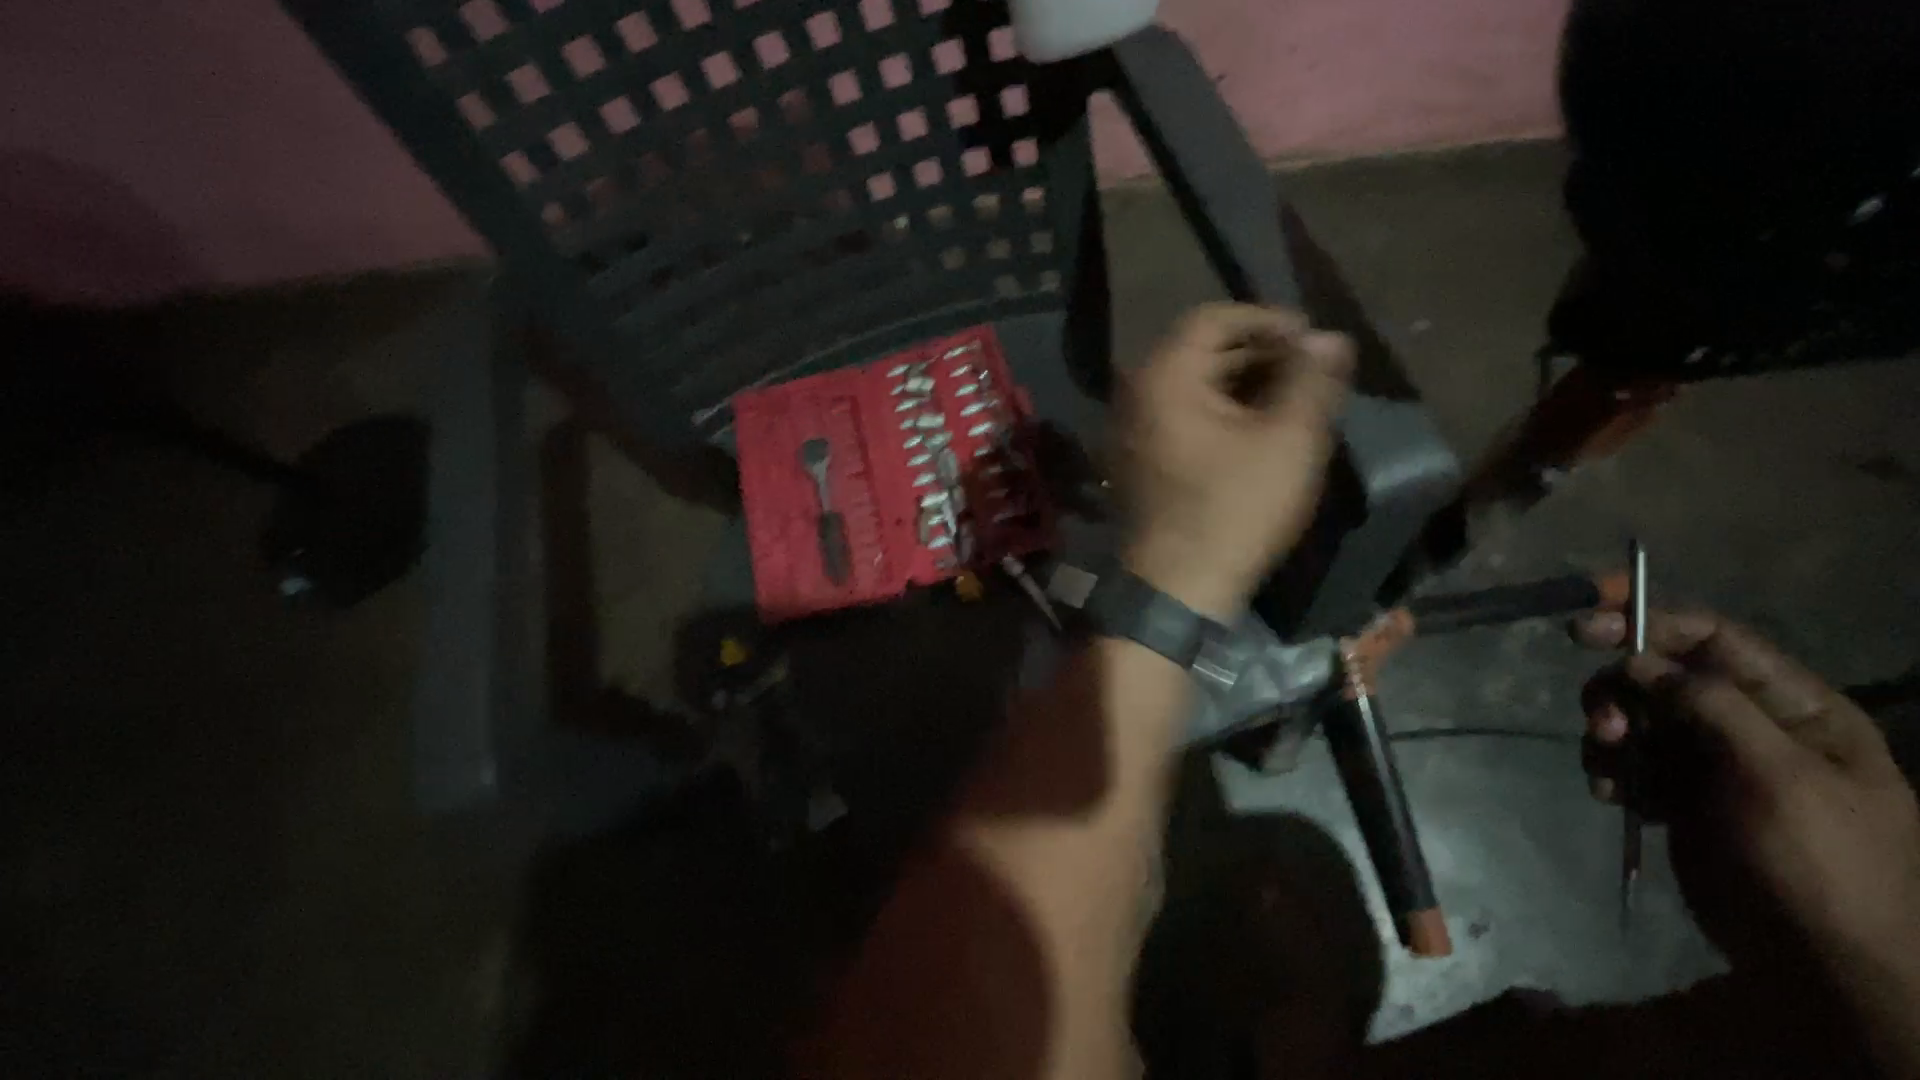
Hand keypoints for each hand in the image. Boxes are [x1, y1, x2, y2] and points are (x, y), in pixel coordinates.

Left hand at [1115, 304, 1351, 619]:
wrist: (1175, 590)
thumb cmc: (1233, 510)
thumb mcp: (1288, 440)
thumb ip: (1312, 380)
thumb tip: (1329, 337)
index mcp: (1162, 376)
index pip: (1212, 318)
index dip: (1267, 319)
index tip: (1311, 339)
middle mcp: (1134, 395)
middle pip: (1198, 351)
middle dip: (1257, 353)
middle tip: (1309, 370)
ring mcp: (1129, 432)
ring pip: (1189, 388)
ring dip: (1240, 385)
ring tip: (1292, 400)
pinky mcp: (1135, 463)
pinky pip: (1178, 419)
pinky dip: (1217, 414)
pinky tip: (1256, 432)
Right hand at [1577, 610, 1919, 1065]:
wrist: (1821, 962)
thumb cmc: (1819, 862)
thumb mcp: (1777, 775)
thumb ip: (1709, 705)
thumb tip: (1639, 656)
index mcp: (1796, 708)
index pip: (1714, 639)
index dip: (1649, 621)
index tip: (1584, 623)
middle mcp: (1751, 725)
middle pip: (1661, 676)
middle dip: (1620, 693)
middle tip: (1603, 726)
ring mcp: (1714, 763)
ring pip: (1637, 718)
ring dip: (1611, 736)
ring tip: (1612, 773)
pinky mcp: (1682, 797)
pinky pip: (1631, 762)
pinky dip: (1613, 771)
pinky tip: (1616, 797)